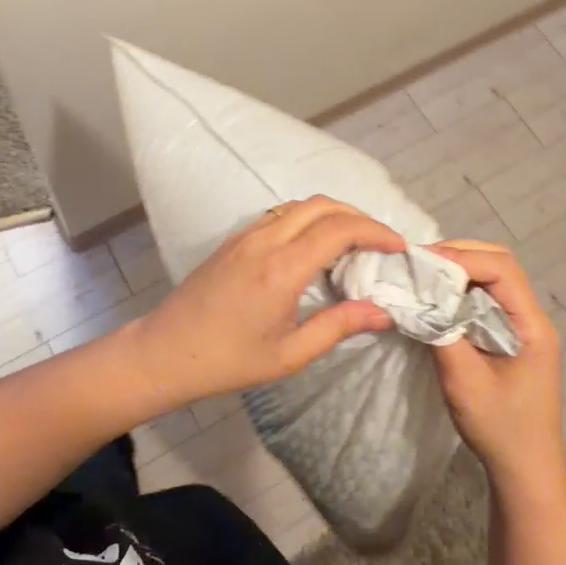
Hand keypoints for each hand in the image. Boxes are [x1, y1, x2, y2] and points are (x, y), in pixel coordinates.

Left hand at [130, 196, 402, 403]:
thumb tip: (383, 312)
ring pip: (298, 205)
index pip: (339, 229)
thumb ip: (338, 327)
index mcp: (282, 267)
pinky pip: (278, 215)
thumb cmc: (229, 359)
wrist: (167, 350)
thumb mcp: (290, 354)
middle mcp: (265, 240)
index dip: (375, 231)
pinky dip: (307, 219)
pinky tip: (315, 247)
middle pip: (321, 205)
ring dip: (332, 214)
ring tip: (354, 244)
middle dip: (358, 215)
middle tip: (381, 242)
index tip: (399, 246)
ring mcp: (245, 235)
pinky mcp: (233, 240)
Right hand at [428, 241, 565, 489]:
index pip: (501, 269)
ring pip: (491, 277)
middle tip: (416, 263)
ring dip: (457, 269)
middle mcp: (531, 317)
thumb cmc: (500, 427)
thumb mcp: (464, 381)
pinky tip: (434, 296)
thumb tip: (413, 297)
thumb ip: (441, 333)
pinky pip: (485, 296)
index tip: (420, 264)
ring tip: (421, 275)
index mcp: (531, 325)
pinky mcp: (508, 335)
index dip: (460, 258)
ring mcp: (521, 325)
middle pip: (498, 263)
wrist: (525, 470)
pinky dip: (458, 287)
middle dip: (457, 254)